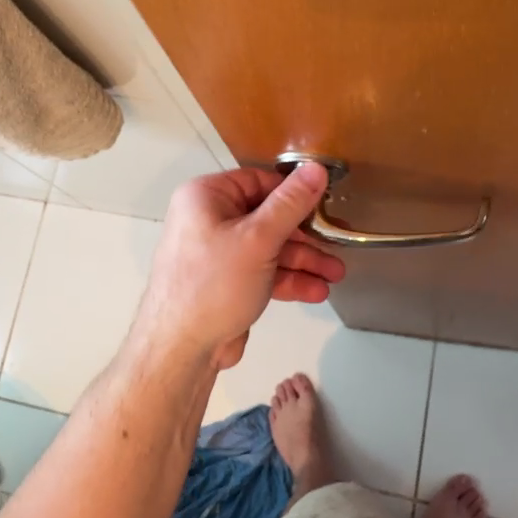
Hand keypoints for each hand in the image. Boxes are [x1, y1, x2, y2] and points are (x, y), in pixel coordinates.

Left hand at [130, 165, 346, 367]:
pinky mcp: (225, 282)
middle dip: (303, 236)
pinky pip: (261, 272)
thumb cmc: (213, 285)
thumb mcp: (258, 239)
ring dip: (302, 261)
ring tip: (335, 275)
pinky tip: (315, 291)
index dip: (292, 193)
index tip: (325, 205)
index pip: (258, 181)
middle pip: (266, 217)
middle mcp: (208, 220)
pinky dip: (286, 279)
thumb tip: (316, 169)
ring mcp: (216, 253)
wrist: (181, 349)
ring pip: (268, 248)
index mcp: (206, 197)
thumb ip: (290, 204)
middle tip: (336, 246)